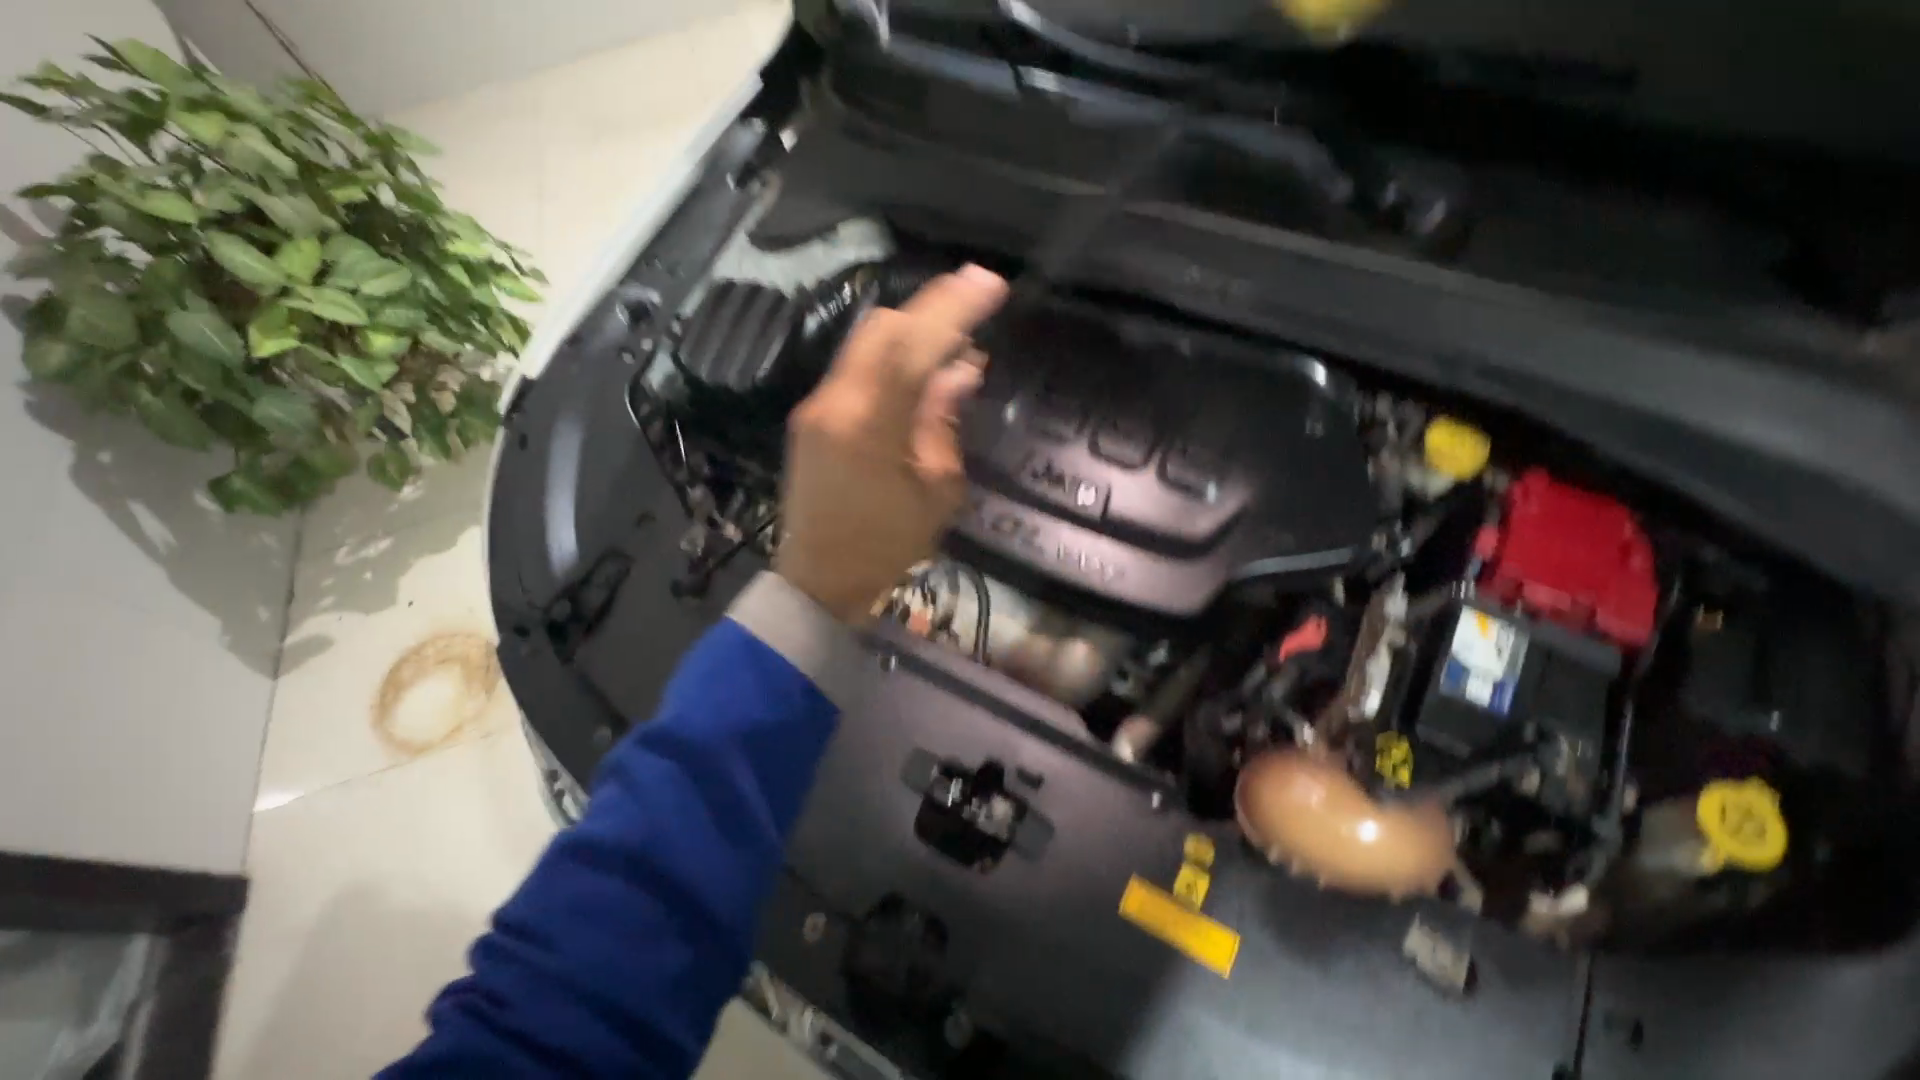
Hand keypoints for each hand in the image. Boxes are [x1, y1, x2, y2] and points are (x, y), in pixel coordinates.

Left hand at [775, 265, 1008, 624]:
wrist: (817, 580)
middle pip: (882, 328)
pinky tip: (919, 370)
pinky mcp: (811, 416)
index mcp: (868, 426)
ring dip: (910, 332)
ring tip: (954, 340)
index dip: (952, 310)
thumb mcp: (935, 493)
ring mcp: (816, 406)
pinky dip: (890, 358)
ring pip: (865, 343)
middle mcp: (834, 402)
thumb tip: (960, 371)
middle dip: (931, 310)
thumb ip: (943, 422)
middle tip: (976, 305)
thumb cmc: (885, 546)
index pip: (911, 347)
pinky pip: (855, 368)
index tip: (988, 282)